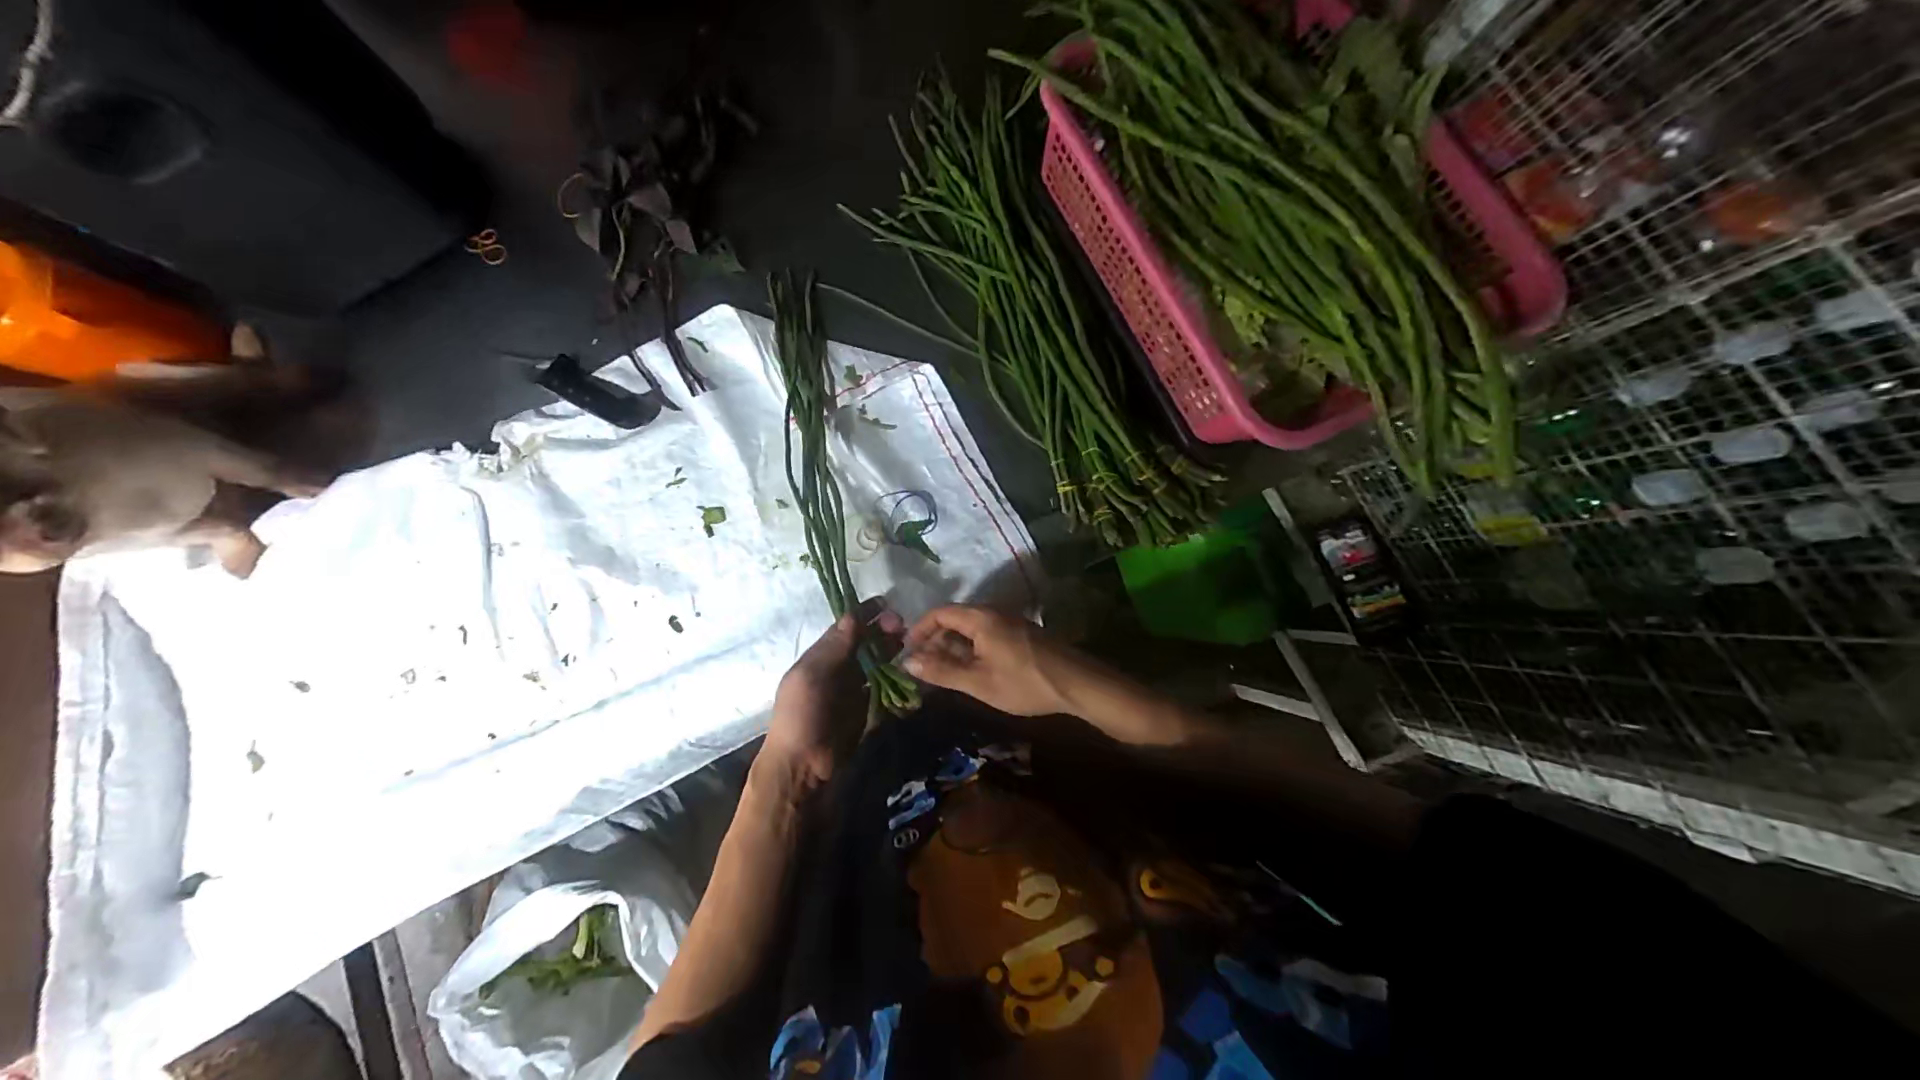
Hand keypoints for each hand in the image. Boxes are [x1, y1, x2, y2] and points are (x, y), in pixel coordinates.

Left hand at [763, 602, 904, 789]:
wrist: (803, 767)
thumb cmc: (801, 718)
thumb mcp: (811, 677)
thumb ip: (834, 648)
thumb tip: (852, 616)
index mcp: (818, 657)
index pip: (844, 628)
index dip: (863, 614)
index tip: (886, 603)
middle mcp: (835, 669)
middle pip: (862, 642)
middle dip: (881, 630)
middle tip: (902, 625)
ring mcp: (850, 689)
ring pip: (873, 661)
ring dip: (889, 648)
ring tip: (908, 640)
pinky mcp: (864, 708)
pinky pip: (881, 684)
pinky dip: (893, 674)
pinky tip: (907, 666)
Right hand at [901, 605, 1093, 717]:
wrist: (1076, 683)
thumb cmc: (1023, 683)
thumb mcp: (977, 682)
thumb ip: (941, 671)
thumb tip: (907, 662)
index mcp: (980, 618)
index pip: (939, 613)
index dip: (919, 630)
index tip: (907, 651)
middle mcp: (993, 613)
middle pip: (955, 619)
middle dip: (935, 640)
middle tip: (922, 666)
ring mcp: (1009, 622)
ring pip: (971, 628)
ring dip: (953, 646)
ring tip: (942, 672)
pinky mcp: (1020, 634)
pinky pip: (985, 634)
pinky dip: (970, 648)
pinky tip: (970, 671)